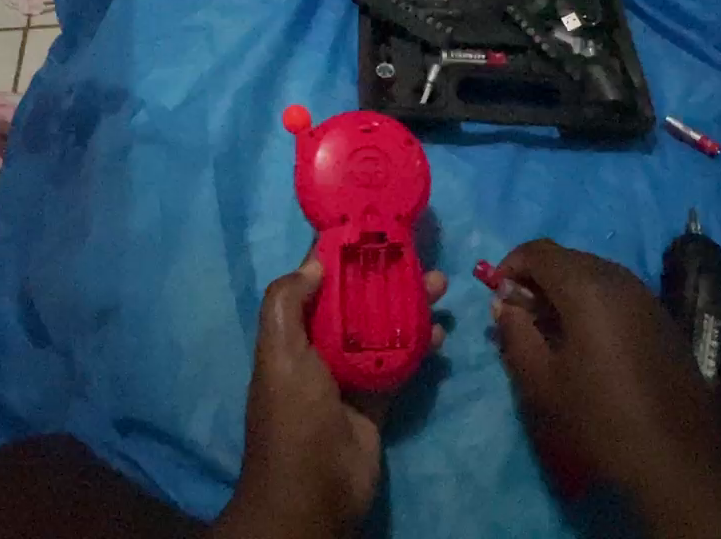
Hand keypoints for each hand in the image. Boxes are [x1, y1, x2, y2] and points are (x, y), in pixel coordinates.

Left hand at [216, 259, 448, 538]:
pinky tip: (441, 332)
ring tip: (440, 286)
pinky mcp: (379, 397)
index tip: (370, 225)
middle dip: (387, 275)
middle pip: (359, 299)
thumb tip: (315, 261)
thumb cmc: (294, 417)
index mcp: (295, 332)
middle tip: (420, 257)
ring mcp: (352, 373)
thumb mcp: (279, 353)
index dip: (340, 252)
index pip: (317, 280)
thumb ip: (287, 302)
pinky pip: (403, 362)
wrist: (313, 495)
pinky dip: (421, 344)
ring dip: (411, 304)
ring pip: (385, 326)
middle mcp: (322, 347)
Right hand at [492, 240, 720, 537]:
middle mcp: (619, 278)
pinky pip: (617, 292)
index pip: (538, 250)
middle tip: (521, 314)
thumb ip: (516, 332)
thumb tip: (505, 302)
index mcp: (586, 287)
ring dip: (566, 288)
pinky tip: (589, 340)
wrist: (677, 464)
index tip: (497, 295)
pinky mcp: (662, 318)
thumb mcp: (542, 381)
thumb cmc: (600, 420)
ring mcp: (646, 296)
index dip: (511, 265)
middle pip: (567, 258)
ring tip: (552, 328)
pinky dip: (593, 301)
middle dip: (538, 277)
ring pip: (594, 272)